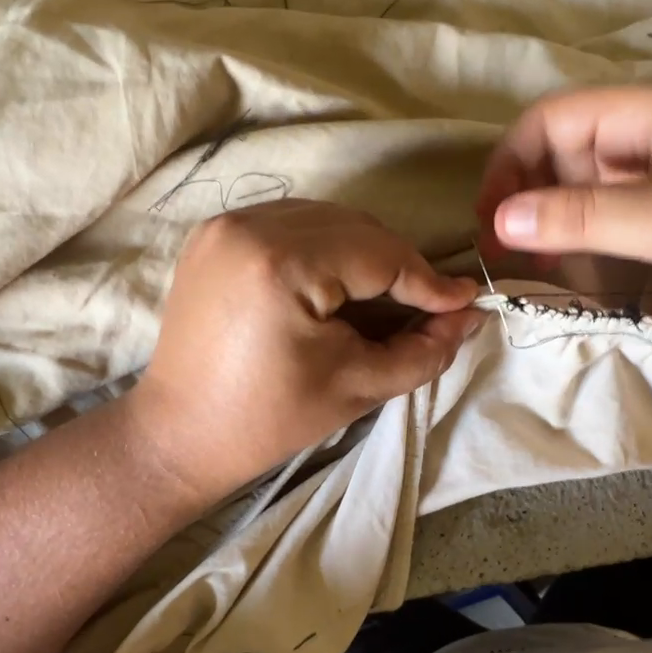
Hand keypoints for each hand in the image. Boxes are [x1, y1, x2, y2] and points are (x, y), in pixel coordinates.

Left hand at [130, 199, 484, 498]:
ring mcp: (226, 225)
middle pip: (355, 227)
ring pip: (326, 220)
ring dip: (364, 253)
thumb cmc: (270, 420)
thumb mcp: (358, 387)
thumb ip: (424, 349)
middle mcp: (250, 226)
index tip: (466, 302)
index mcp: (282, 263)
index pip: (380, 253)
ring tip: (385, 299)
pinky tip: (337, 286)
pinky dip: (325, 248)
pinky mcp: (214, 235)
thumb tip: (470, 315)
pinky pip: (291, 225)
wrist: (182, 433)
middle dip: (398, 266)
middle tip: (427, 308)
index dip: (428, 281)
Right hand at [476, 84, 651, 324]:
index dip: (512, 163)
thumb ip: (585, 215)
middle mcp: (644, 137)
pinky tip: (553, 268)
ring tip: (518, 263)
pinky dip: (568, 239)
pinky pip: (595, 218)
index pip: (554, 119)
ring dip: (541, 220)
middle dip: (521, 195)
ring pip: (572, 188)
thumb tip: (501, 220)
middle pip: (557, 153)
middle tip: (499, 250)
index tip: (490, 218)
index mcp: (650, 113)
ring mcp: (650, 178)